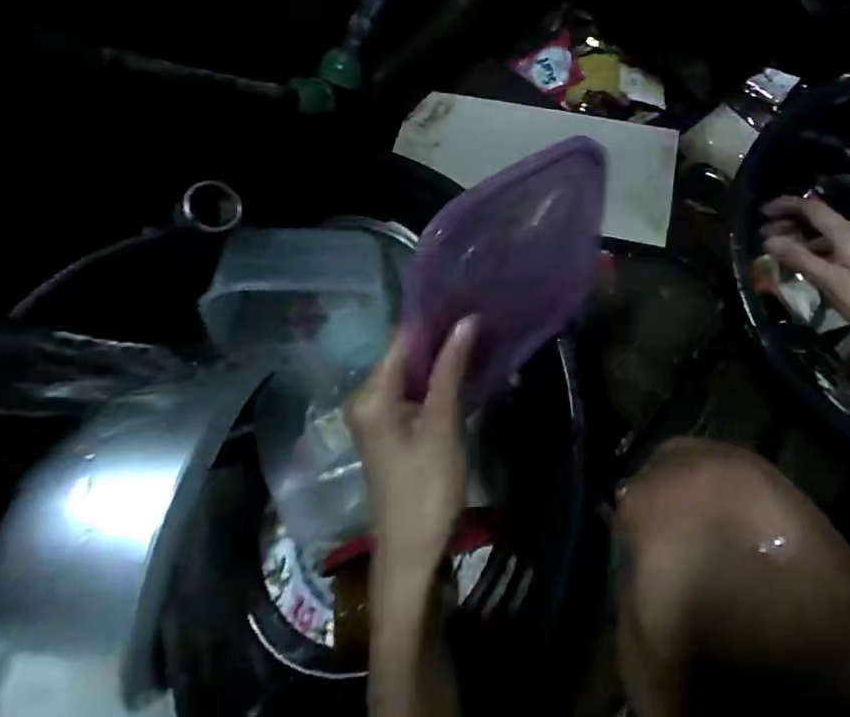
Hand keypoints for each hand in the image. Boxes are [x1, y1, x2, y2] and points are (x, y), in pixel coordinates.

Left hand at [346, 316, 475, 583]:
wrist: (413, 550)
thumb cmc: (427, 487)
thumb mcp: (443, 423)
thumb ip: (451, 368)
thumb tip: (466, 320)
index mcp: (372, 395)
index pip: (403, 339)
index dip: (435, 318)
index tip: (469, 298)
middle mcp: (368, 398)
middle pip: (406, 354)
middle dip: (442, 336)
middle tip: (482, 316)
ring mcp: (379, 415)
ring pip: (414, 372)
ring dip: (443, 358)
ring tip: (480, 335)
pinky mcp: (393, 429)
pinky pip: (415, 391)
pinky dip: (439, 380)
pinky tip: (467, 369)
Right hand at [760, 196, 849, 376]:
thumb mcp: (832, 283)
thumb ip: (800, 259)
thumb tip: (769, 240)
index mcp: (847, 232)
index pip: (811, 207)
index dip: (785, 205)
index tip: (761, 213)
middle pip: (817, 219)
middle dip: (788, 223)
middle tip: (763, 236)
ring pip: (824, 235)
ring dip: (800, 239)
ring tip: (777, 251)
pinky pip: (833, 247)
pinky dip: (813, 251)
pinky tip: (802, 265)